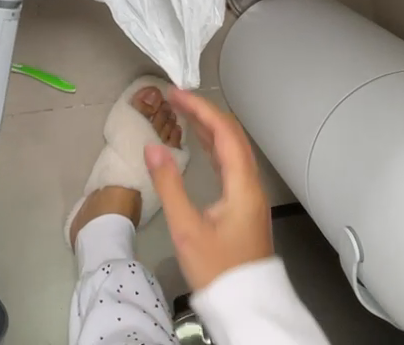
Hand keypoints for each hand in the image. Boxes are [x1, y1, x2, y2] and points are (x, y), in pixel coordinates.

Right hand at [145, 88, 272, 291]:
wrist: (245, 308)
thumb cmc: (217, 270)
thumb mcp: (187, 228)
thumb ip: (169, 184)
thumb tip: (153, 147)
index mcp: (242, 185)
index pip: (225, 132)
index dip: (200, 108)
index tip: (175, 94)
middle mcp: (251, 185)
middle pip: (232, 136)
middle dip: (203, 112)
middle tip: (175, 98)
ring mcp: (249, 196)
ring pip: (232, 148)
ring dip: (208, 126)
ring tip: (182, 111)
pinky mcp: (243, 206)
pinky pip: (230, 163)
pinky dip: (212, 144)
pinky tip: (198, 142)